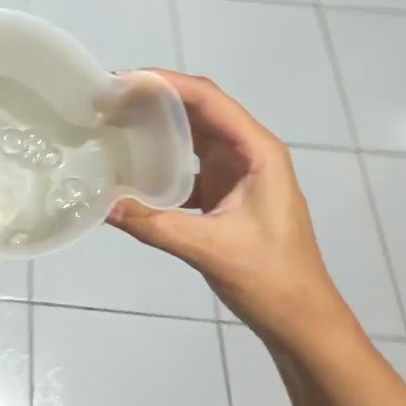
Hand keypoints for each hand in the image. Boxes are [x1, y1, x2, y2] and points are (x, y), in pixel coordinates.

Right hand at [107, 69, 354, 348]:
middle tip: (109, 97)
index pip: (208, 99)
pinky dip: (160, 154)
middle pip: (198, 106)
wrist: (303, 324)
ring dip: (157, 121)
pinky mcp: (225, 189)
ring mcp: (237, 169)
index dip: (166, 83)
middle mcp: (248, 150)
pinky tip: (130, 160)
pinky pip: (188, 159)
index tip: (122, 81)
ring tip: (114, 118)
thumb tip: (103, 204)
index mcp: (257, 151)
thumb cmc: (271, 279)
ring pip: (193, 130)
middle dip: (155, 96)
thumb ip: (155, 225)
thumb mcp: (211, 249)